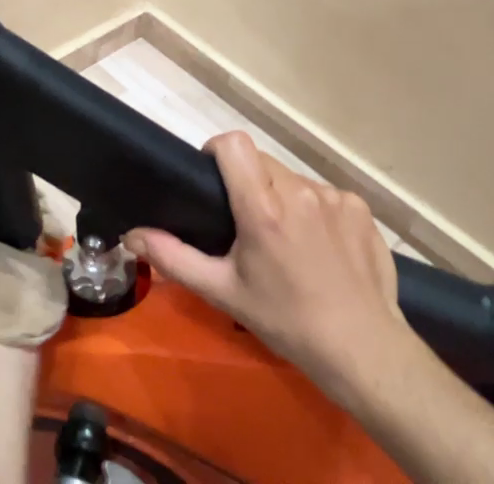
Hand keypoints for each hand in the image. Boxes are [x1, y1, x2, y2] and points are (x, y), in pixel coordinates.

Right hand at [123, 132, 408, 380]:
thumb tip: (130, 235)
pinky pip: (324, 195)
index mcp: (263, 208)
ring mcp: (335, 197)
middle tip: (245, 224)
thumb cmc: (285, 320)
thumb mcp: (223, 292)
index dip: (217, 152)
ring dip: (282, 197)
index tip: (213, 178)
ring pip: (293, 178)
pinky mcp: (360, 208)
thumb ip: (173, 258)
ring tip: (286, 239)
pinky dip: (315, 211)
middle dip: (249, 182)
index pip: (234, 144)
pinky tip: (320, 247)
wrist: (362, 349)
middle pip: (262, 162)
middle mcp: (300, 191)